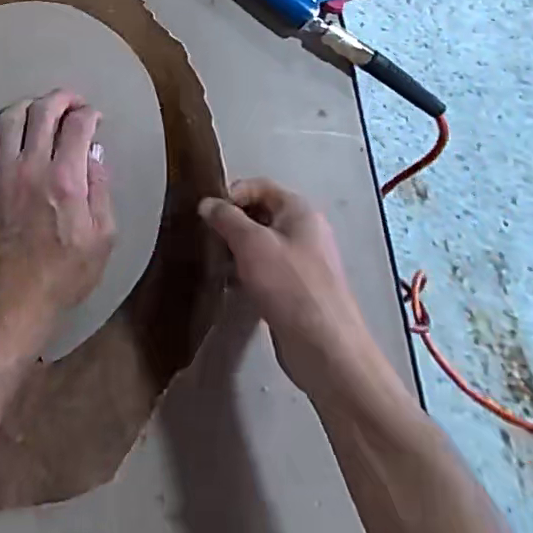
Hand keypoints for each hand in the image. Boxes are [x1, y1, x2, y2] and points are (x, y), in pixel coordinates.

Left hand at [0, 90, 115, 340]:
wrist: (13, 300)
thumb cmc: (66, 272)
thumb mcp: (103, 235)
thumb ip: (101, 188)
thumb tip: (95, 153)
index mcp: (65, 178)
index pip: (78, 125)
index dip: (90, 113)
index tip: (96, 117)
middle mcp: (32, 167)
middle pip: (43, 111)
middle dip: (62, 98)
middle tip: (72, 102)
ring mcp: (1, 174)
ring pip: (10, 119)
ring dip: (29, 106)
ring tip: (41, 111)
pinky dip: (0, 129)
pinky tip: (11, 132)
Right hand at [199, 179, 381, 396]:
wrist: (324, 347)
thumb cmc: (289, 285)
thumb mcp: (251, 244)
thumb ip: (227, 219)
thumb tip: (208, 203)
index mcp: (299, 210)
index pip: (260, 186)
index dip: (232, 194)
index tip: (208, 213)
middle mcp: (305, 230)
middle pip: (261, 213)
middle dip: (233, 222)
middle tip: (208, 238)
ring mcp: (303, 261)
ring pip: (263, 243)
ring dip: (238, 249)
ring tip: (215, 262)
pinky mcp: (297, 288)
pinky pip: (268, 269)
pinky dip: (248, 271)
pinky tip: (231, 285)